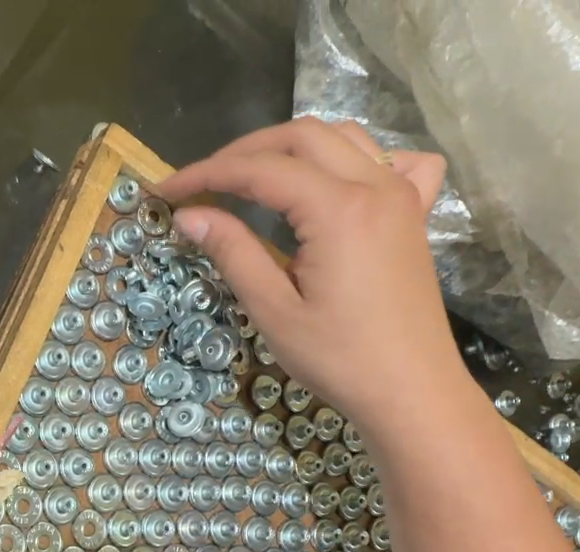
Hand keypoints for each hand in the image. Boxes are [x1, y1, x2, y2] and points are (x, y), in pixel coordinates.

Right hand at [151, 118, 463, 434]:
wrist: (408, 387)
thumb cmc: (336, 356)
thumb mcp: (272, 309)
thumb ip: (233, 253)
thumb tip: (189, 216)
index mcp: (337, 210)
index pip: (261, 170)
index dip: (207, 174)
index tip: (166, 191)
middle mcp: (374, 186)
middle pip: (302, 137)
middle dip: (244, 151)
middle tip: (201, 181)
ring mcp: (401, 195)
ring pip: (343, 138)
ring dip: (290, 148)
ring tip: (249, 176)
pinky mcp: (413, 213)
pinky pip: (392, 160)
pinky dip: (356, 157)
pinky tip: (336, 182)